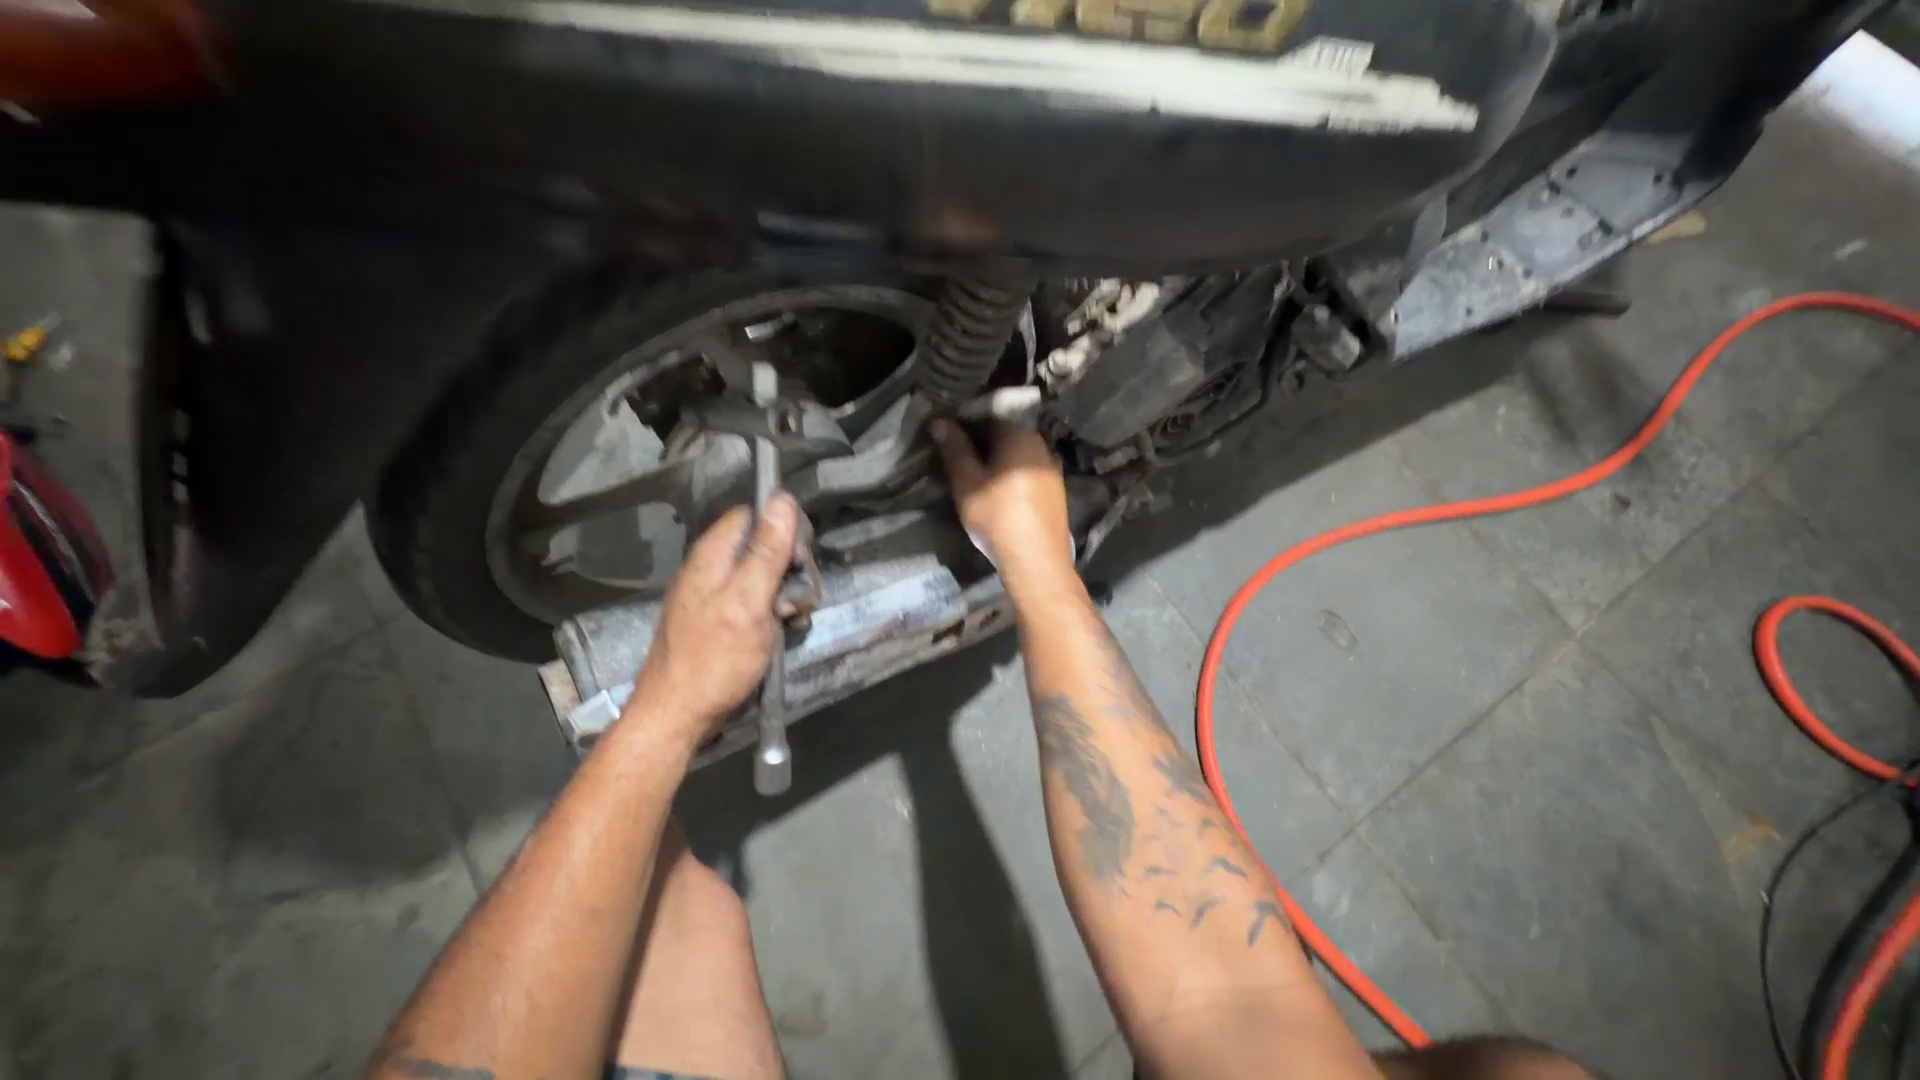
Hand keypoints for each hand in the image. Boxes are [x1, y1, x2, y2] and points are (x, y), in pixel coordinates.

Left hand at [626, 493, 799, 747]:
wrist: (678, 716)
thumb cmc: (713, 661)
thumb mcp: (748, 602)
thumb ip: (767, 551)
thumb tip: (783, 498)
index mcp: (714, 554)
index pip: (754, 514)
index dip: (783, 528)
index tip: (800, 557)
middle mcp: (714, 568)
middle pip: (766, 546)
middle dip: (793, 568)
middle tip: (796, 599)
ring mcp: (719, 596)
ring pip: (768, 577)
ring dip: (790, 594)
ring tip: (790, 621)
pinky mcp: (725, 620)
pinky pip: (760, 603)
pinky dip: (777, 615)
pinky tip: (784, 634)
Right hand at [929, 419, 1070, 577]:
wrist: (1036, 560)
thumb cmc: (997, 516)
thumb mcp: (967, 482)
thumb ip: (955, 450)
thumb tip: (940, 421)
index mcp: (1021, 435)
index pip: (990, 414)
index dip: (966, 421)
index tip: (949, 433)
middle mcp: (1042, 445)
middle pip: (1007, 432)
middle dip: (982, 440)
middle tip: (958, 454)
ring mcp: (1053, 468)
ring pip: (1019, 453)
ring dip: (998, 458)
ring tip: (976, 472)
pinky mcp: (1056, 489)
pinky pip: (1028, 470)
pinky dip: (1012, 472)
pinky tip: (999, 488)